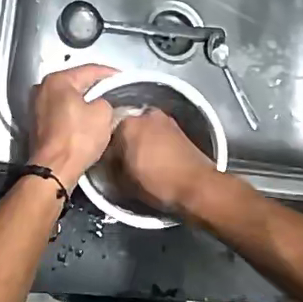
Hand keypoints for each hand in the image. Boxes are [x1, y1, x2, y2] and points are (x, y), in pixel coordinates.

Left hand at [29, 64, 118, 181]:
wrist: (53, 170)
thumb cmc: (78, 138)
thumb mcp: (103, 114)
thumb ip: (106, 100)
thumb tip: (101, 103)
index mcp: (58, 80)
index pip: (90, 70)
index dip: (110, 74)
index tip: (123, 78)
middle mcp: (43, 88)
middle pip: (76, 82)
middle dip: (96, 87)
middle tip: (114, 92)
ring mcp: (36, 106)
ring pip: (67, 97)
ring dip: (84, 101)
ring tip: (103, 106)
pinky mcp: (37, 123)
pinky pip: (61, 111)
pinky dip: (74, 112)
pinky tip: (87, 119)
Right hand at [109, 109, 228, 215]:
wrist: (198, 186)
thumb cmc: (159, 183)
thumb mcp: (125, 182)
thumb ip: (111, 168)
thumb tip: (109, 165)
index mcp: (127, 124)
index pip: (106, 133)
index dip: (105, 150)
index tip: (107, 162)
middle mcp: (145, 115)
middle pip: (125, 127)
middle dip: (122, 141)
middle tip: (121, 161)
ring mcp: (164, 119)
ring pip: (142, 129)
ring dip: (139, 140)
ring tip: (139, 161)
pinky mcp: (177, 128)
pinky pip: (157, 133)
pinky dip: (153, 142)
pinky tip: (154, 158)